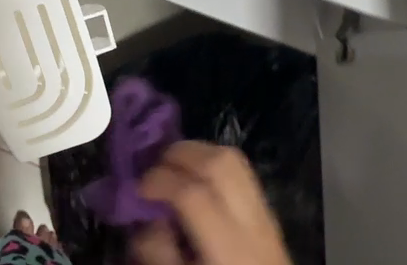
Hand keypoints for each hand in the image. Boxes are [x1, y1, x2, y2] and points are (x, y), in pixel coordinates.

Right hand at [131, 143, 290, 264]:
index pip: (193, 195)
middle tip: (154, 170)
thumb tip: (147, 215)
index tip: (137, 189)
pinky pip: (241, 172)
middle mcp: (253, 227)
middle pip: (218, 165)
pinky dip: (211, 163)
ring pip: (233, 159)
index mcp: (230, 252)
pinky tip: (194, 180)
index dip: (158, 181)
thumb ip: (157, 251)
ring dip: (196, 153)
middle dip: (178, 156)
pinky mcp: (269, 217)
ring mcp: (266, 219)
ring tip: (173, 168)